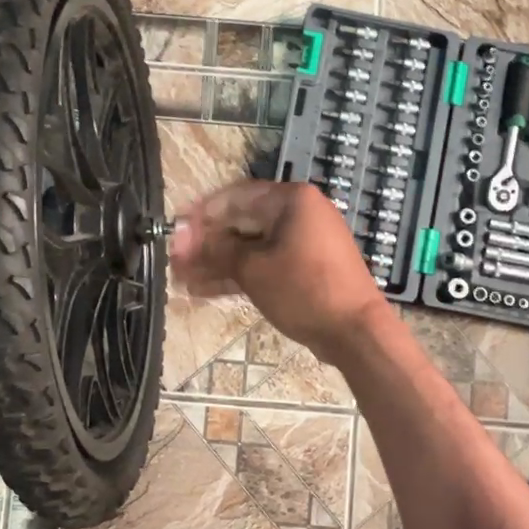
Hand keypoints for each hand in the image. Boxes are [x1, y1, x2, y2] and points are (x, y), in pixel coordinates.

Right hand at [168, 181, 391, 364]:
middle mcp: (298, 214)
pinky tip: (204, 291)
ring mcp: (303, 243)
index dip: (200, 215)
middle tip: (173, 262)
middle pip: (241, 224)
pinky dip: (237, 276)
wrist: (355, 331)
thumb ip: (215, 251)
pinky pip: (264, 265)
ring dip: (216, 264)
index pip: (234, 197)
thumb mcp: (254, 269)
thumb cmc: (304, 290)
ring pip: (250, 248)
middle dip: (205, 245)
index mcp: (291, 200)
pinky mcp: (304, 270)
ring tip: (182, 280)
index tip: (174, 231)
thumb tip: (180, 239)